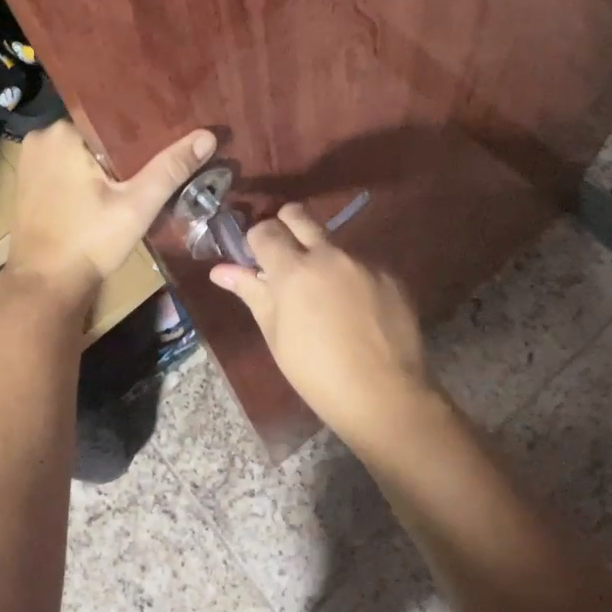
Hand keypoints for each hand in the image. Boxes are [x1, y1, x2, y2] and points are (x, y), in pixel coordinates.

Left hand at [4, 121, 215, 303]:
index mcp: (64, 132)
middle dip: (128, 146)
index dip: (144, 128)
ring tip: (144, 168)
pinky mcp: (30, 181)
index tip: (171, 135)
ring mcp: (31, 160)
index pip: (113, 117)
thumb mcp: (137, 205)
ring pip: (84, 150)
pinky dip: (90, 173)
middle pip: (99, 134)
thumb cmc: (90, 241)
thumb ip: (171, 168)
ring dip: (109, 161)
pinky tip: (113, 186)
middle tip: (163, 155)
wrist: (46, 284)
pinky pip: (69, 166)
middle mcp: (42, 137)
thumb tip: (207, 135)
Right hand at [209, 204, 433, 440]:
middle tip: (283, 255)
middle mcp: (330, 255)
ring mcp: (364, 262)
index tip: (256, 260)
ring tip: (324, 297)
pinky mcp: (390, 276)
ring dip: (322, 257)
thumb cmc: (316, 373)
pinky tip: (355, 312)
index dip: (255, 241)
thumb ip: (252, 294)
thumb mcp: (276, 335)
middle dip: (285, 225)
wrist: (383, 395)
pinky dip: (351, 278)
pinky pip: (362, 265)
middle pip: (299, 216)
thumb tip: (221, 270)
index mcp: (294, 270)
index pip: (264, 230)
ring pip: (334, 243)